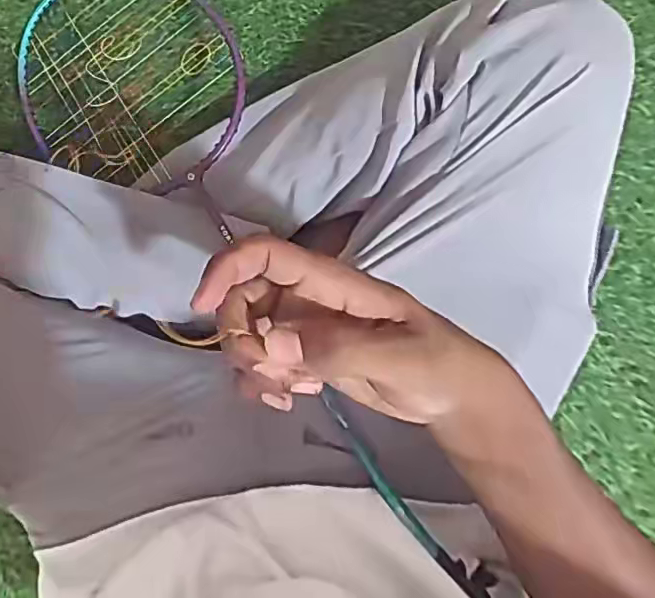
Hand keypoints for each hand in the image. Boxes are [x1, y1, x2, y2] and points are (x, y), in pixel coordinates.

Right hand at [191, 235, 518, 424]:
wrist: (453, 394)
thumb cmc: (435, 362)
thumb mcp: (396, 358)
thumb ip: (335, 349)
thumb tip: (271, 344)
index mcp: (331, 281)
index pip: (267, 253)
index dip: (227, 266)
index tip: (201, 305)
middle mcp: (309, 297)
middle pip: (245, 294)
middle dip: (238, 331)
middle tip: (264, 371)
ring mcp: (304, 326)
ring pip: (248, 329)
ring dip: (251, 362)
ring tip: (288, 392)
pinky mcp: (305, 355)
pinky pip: (262, 360)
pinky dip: (261, 380)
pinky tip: (288, 400)